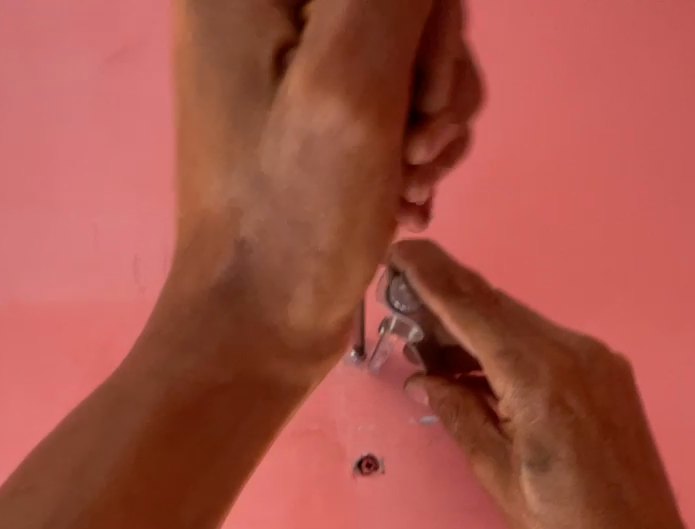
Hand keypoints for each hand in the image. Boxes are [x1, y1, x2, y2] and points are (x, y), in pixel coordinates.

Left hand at [170, 0, 482, 367]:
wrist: (259, 332)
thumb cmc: (294, 221)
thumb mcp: (349, 89)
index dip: (433, 28)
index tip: (422, 102)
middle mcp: (270, 10)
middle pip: (410, 11)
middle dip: (435, 87)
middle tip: (412, 159)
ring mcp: (295, 71)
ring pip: (415, 63)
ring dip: (433, 132)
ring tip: (407, 191)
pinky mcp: (317, 123)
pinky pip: (398, 111)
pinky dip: (415, 156)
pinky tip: (402, 203)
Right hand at [392, 239, 694, 528]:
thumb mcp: (498, 476)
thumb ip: (460, 415)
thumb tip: (426, 378)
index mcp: (541, 379)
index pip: (475, 310)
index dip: (432, 277)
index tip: (398, 250)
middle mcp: (575, 353)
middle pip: (499, 308)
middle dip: (448, 302)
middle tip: (404, 310)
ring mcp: (599, 360)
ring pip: (523, 325)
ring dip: (478, 328)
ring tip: (436, 348)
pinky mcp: (610, 374)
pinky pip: (547, 345)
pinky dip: (510, 348)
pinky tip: (484, 368)